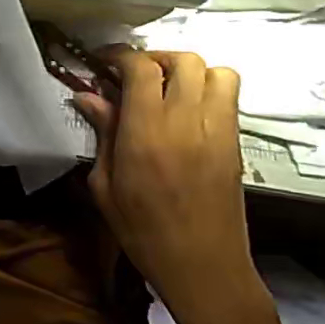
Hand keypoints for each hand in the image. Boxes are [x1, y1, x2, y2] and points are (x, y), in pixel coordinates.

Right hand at [74, 49, 270, 323]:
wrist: (203, 268)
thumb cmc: (143, 232)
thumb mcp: (105, 185)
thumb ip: (102, 134)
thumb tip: (88, 96)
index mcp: (147, 133)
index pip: (141, 69)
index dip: (120, 55)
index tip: (103, 61)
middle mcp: (187, 123)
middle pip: (183, 60)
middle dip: (155, 58)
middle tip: (134, 76)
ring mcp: (219, 131)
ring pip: (215, 72)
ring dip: (188, 71)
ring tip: (166, 90)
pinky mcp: (236, 143)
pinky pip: (229, 97)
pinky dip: (208, 90)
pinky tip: (186, 112)